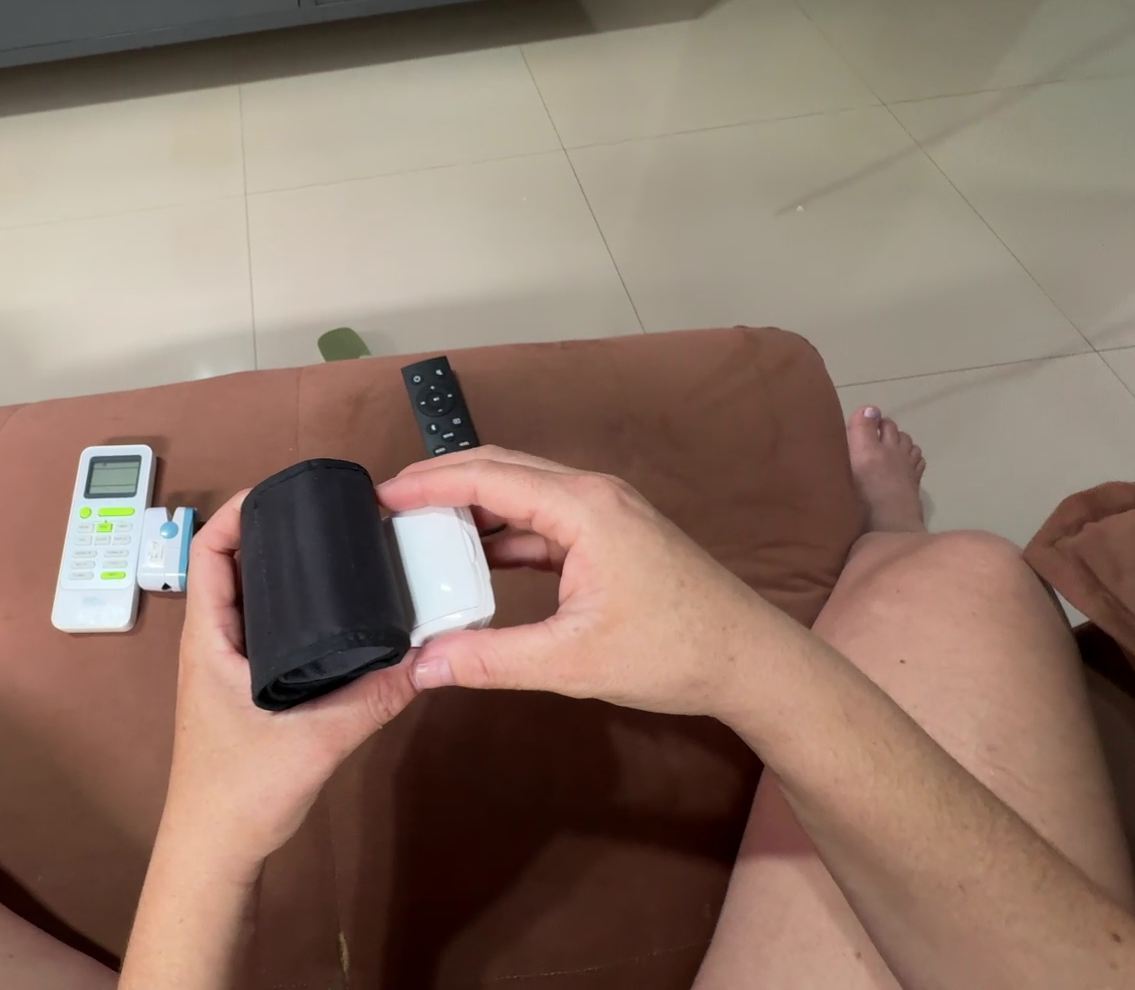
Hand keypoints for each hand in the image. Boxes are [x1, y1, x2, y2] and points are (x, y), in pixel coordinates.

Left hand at [160, 490, 419, 869]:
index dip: (237, 511)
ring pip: (250, 595)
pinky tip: (332, 611)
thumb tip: (423, 657)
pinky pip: (264, 625)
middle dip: (270, 531)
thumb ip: (371, 697)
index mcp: (209, 637)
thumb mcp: (315, 740)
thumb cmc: (239, 792)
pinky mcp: (245, 682)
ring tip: (333, 550)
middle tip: (324, 515)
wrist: (215, 850)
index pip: (209, 551)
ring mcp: (227, 661)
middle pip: (233, 563)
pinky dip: (290, 603)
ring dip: (280, 567)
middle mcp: (213, 639)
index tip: (284, 491)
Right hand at [376, 447, 797, 717]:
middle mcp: (589, 493)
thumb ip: (491, 660)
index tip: (381, 495)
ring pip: (518, 490)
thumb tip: (423, 666)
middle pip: (499, 467)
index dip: (428, 482)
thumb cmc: (674, 653)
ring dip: (470, 505)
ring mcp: (600, 509)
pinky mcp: (605, 532)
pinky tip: (474, 557)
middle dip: (441, 481)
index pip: (488, 475)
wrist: (753, 661)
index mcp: (582, 506)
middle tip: (390, 504)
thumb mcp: (573, 660)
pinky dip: (500, 532)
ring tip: (421, 527)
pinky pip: (538, 518)